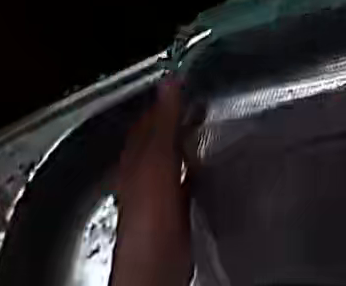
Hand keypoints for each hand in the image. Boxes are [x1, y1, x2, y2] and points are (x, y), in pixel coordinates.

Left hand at [110, 80, 191, 285]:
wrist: (154, 268)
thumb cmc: (151, 212)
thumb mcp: (157, 159)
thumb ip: (163, 122)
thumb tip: (169, 82)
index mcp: (136, 149)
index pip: (152, 112)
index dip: (168, 95)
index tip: (189, 78)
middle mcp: (144, 165)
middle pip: (162, 131)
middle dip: (180, 115)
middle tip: (205, 100)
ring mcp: (158, 188)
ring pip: (173, 152)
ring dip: (188, 139)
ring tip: (210, 126)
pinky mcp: (173, 208)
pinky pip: (184, 177)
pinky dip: (195, 165)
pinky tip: (209, 165)